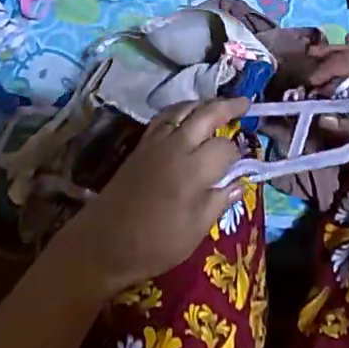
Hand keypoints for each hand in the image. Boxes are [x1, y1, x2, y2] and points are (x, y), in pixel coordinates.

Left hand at [52, 97, 247, 295]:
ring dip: (204, 104)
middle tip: (245, 103)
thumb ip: (219, 202)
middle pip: (207, 114)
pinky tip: (186, 117)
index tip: (243, 163)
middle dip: (228, 106)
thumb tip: (239, 184)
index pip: (226, 148)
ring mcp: (156, 141)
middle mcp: (177, 146)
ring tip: (218, 105)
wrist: (103, 242)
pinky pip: (165, 116)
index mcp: (193, 169)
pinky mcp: (142, 144)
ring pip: (184, 108)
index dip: (238, 154)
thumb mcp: (194, 231)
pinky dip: (181, 110)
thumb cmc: (154, 244)